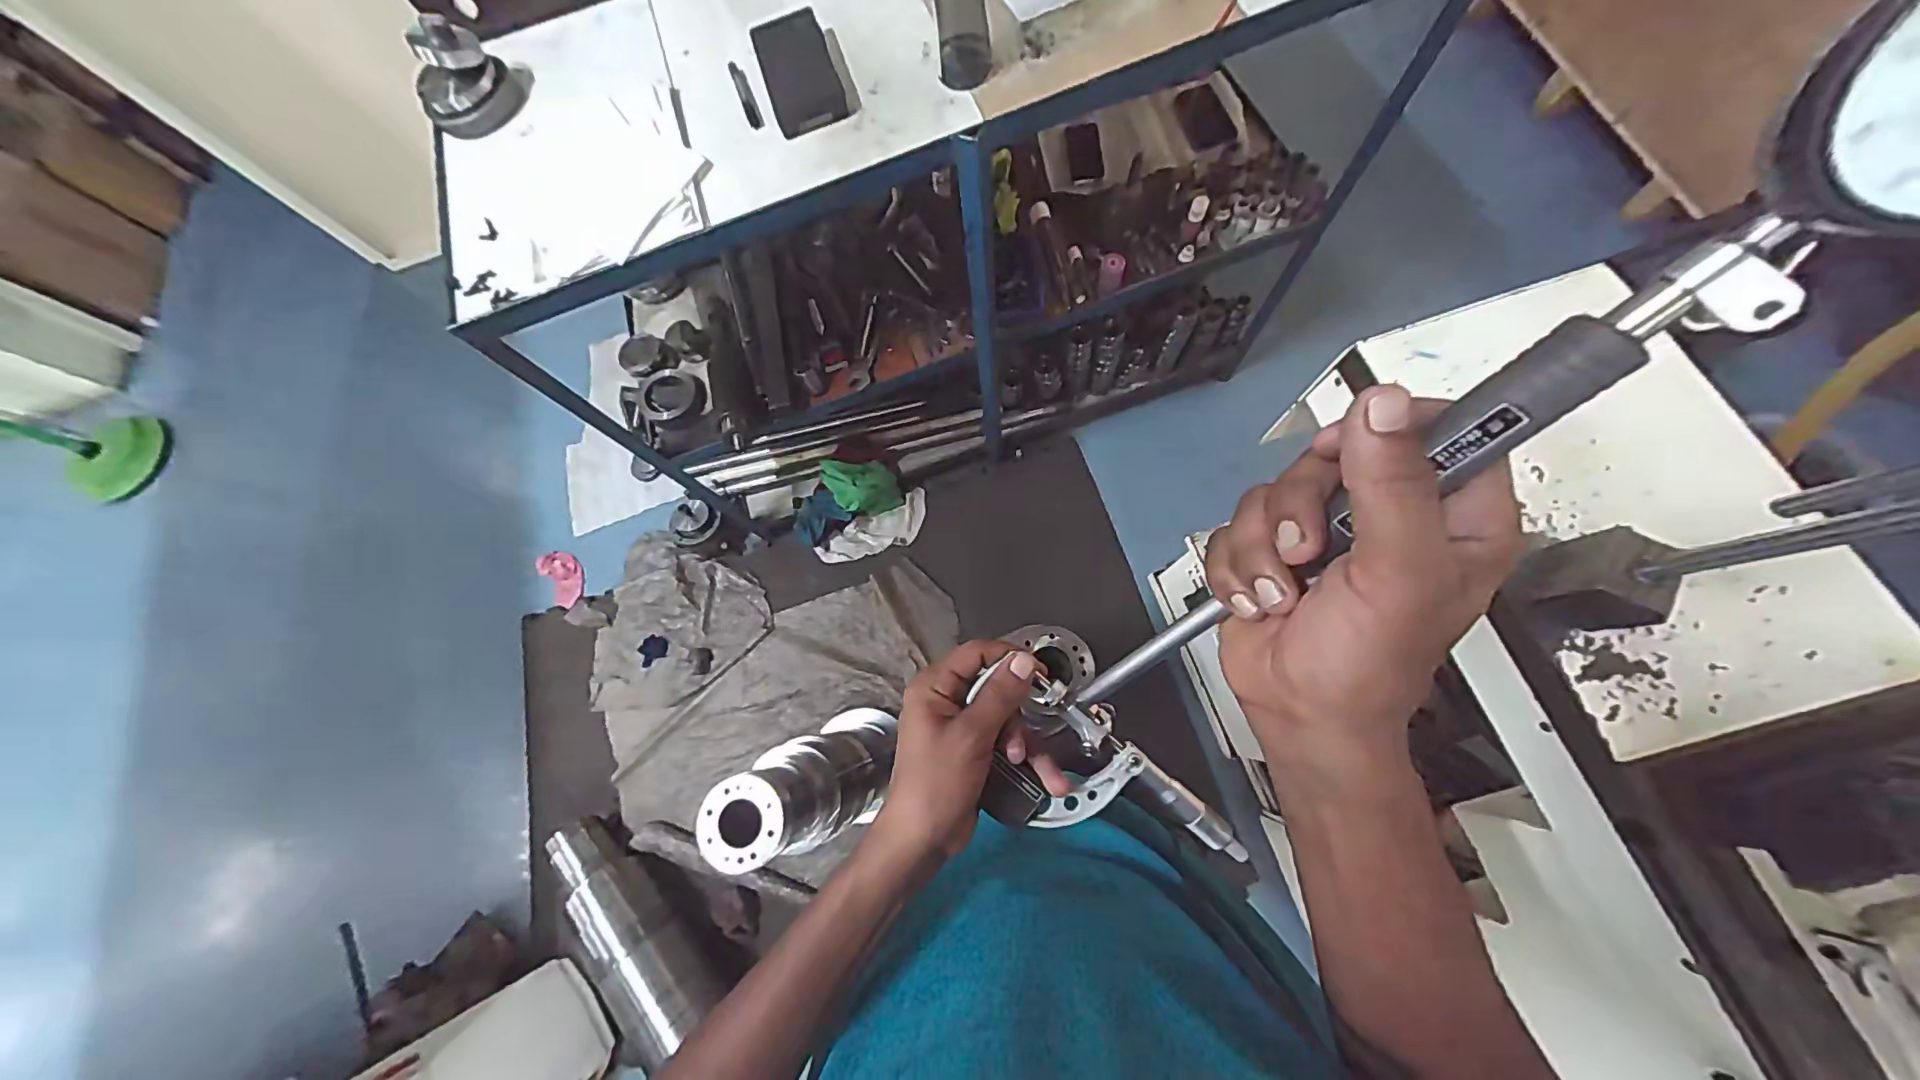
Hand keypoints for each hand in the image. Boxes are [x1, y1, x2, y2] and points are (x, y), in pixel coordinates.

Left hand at [869, 640, 1051, 861]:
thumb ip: (1000, 695)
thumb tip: (1024, 660)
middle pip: (996, 689)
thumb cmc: (936, 784)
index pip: (976, 653)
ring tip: (1026, 765)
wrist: (923, 840)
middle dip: (1017, 717)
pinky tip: (1046, 778)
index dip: (1010, 658)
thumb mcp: (972, 735)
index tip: (1040, 672)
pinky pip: (1005, 742)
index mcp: (934, 687)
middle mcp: (945, 701)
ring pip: (1006, 719)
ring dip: (1025, 743)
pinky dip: (1025, 759)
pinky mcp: (974, 750)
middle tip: (1022, 740)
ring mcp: (960, 727)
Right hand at [1206, 384, 1521, 776]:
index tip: (1348, 453)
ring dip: (1262, 548)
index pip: (1434, 428)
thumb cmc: (1368, 663)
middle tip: (1306, 550)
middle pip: (1329, 455)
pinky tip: (1260, 599)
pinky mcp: (1269, 550)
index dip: (1386, 427)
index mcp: (1448, 515)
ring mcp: (1320, 531)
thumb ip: (1393, 486)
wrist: (1298, 713)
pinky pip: (1235, 524)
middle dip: (1299, 506)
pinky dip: (1238, 565)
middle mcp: (1383, 515)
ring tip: (1282, 591)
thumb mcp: (1398, 573)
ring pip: (1271, 491)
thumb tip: (1383, 405)